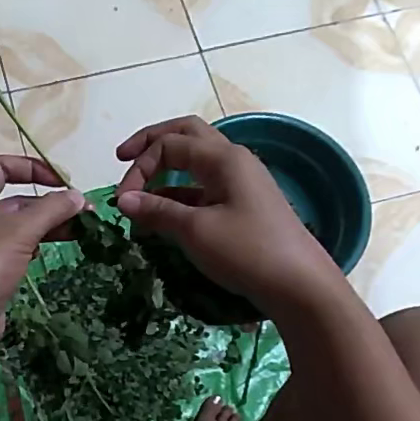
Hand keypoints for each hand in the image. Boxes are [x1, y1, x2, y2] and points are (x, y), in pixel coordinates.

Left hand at [0, 154, 84, 344]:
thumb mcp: (18, 233)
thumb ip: (50, 209)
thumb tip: (78, 196)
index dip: (30, 168)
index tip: (61, 180)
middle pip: (9, 198)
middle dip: (46, 201)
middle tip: (82, 209)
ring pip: (14, 225)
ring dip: (46, 223)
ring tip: (81, 228)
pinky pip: (12, 247)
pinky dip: (34, 243)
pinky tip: (55, 245)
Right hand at [112, 116, 344, 310]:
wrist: (298, 284)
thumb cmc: (247, 251)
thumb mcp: (195, 230)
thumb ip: (157, 211)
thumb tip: (122, 200)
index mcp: (223, 158)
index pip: (169, 144)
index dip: (139, 167)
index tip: (121, 201)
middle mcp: (232, 162)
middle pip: (185, 136)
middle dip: (151, 145)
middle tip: (121, 158)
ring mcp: (238, 183)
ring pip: (193, 163)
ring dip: (162, 173)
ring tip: (136, 196)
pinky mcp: (240, 206)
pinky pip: (201, 189)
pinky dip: (176, 195)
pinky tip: (160, 216)